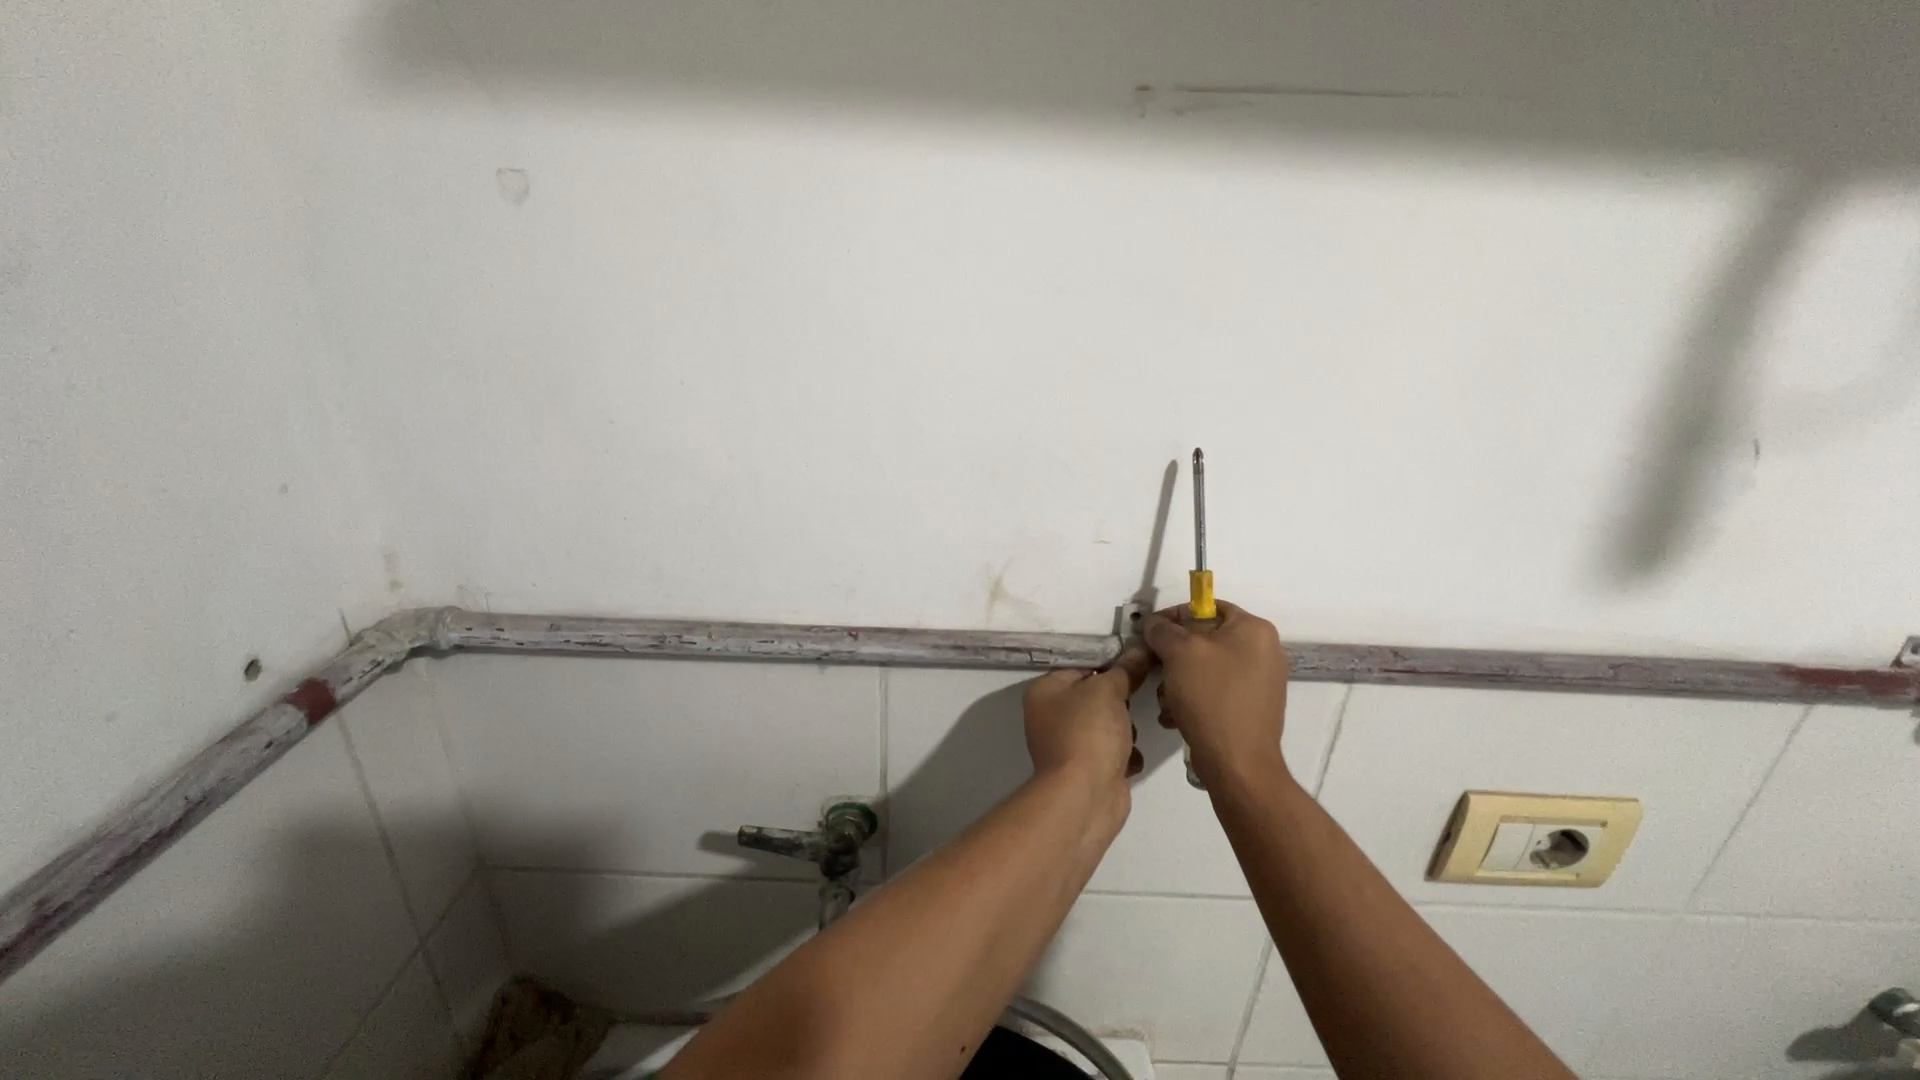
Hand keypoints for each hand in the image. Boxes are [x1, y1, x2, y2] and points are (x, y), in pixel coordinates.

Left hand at [1022, 645, 1152, 787]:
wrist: (1086, 794)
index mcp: (1044, 692)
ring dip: (1125, 732)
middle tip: (1131, 706)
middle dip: (1119, 704)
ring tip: (1128, 738)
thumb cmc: (1088, 732)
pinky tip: (1128, 761)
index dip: (1108, 667)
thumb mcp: (1108, 691)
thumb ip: (1125, 670)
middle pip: (1096, 698)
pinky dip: (1123, 757)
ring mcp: (1067, 746)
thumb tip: (1140, 650)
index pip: (1080, 667)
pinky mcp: (1086, 770)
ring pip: (1108, 727)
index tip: (1135, 668)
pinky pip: (1112, 753)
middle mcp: (1050, 717)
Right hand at [1142, 601, 1291, 781]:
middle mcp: (1264, 650)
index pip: (1208, 607)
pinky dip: (1194, 699)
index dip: (1174, 616)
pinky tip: (1177, 716)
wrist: (1238, 762)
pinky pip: (1216, 690)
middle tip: (1154, 671)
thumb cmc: (1211, 697)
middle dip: (1174, 656)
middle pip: (1206, 639)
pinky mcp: (1253, 707)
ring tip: (1165, 702)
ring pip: (1207, 668)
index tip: (1149, 633)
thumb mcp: (1179, 653)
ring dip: (1179, 681)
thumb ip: (1163, 630)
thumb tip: (1154, 623)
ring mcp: (1261, 681)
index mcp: (1254, 629)